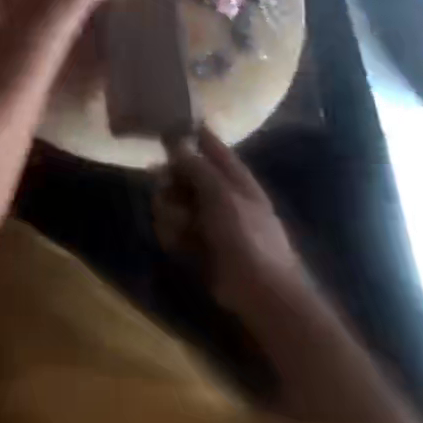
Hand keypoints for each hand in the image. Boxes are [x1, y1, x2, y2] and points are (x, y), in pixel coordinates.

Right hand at [159, 127, 311, 316]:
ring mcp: (207, 219)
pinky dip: (172, 234)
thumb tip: (176, 141)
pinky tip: (178, 244)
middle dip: (170, 181)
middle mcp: (219, 192)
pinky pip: (172, 228)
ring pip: (173, 201)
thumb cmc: (246, 236)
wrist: (260, 292)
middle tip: (162, 186)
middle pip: (183, 172)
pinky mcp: (196, 243)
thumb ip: (197, 167)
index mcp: (233, 176)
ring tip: (178, 227)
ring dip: (169, 212)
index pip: (208, 143)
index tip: (163, 130)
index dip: (188, 133)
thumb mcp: (221, 195)